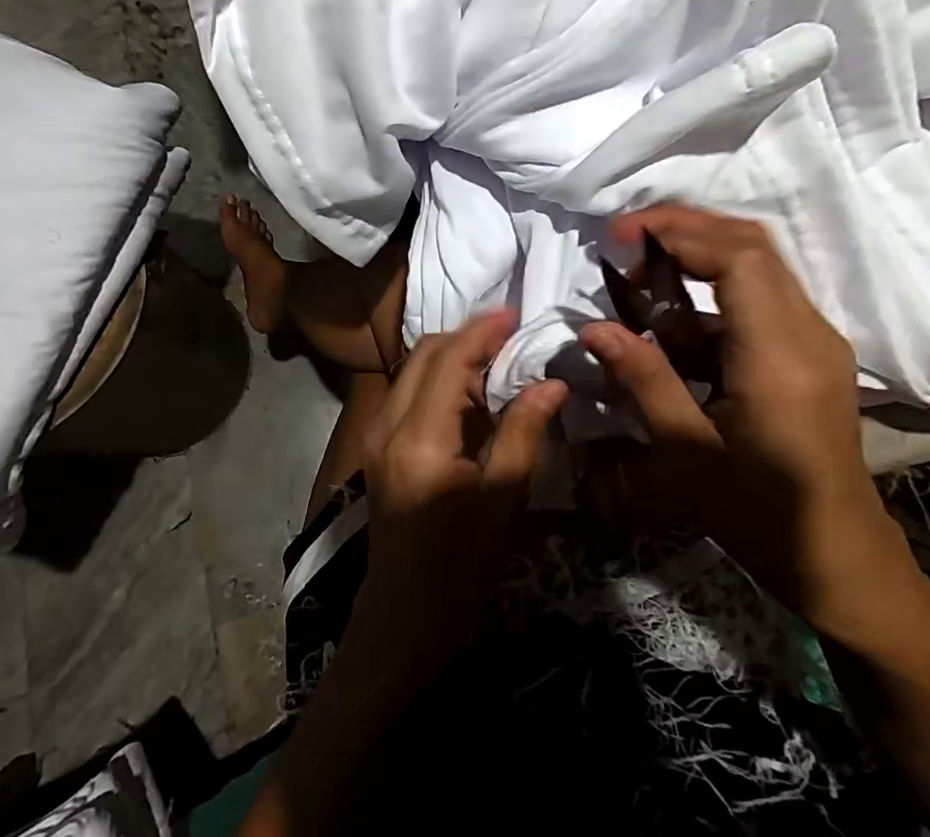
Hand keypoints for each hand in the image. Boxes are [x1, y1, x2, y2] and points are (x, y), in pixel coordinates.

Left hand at [356, 309, 566, 651]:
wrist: (405, 617)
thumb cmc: (461, 567)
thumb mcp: (502, 500)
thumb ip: (524, 432)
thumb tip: (553, 382)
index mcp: (420, 439)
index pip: (449, 360)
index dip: (484, 331)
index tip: (518, 313)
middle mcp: (387, 425)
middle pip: (425, 354)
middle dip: (468, 335)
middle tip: (513, 333)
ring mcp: (376, 435)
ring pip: (413, 369)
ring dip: (454, 354)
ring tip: (500, 358)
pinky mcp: (378, 447)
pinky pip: (409, 392)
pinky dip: (441, 378)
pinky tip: (474, 391)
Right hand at [580, 205, 918, 632]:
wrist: (837, 554)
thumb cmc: (760, 514)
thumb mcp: (688, 454)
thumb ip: (643, 381)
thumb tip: (594, 328)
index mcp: (780, 356)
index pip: (739, 258)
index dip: (679, 233)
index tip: (622, 236)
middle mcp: (810, 333)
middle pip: (753, 247)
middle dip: (687, 230)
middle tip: (628, 240)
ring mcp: (818, 341)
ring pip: (761, 268)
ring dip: (701, 258)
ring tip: (643, 273)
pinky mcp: (814, 354)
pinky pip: (765, 301)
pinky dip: (717, 293)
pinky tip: (675, 321)